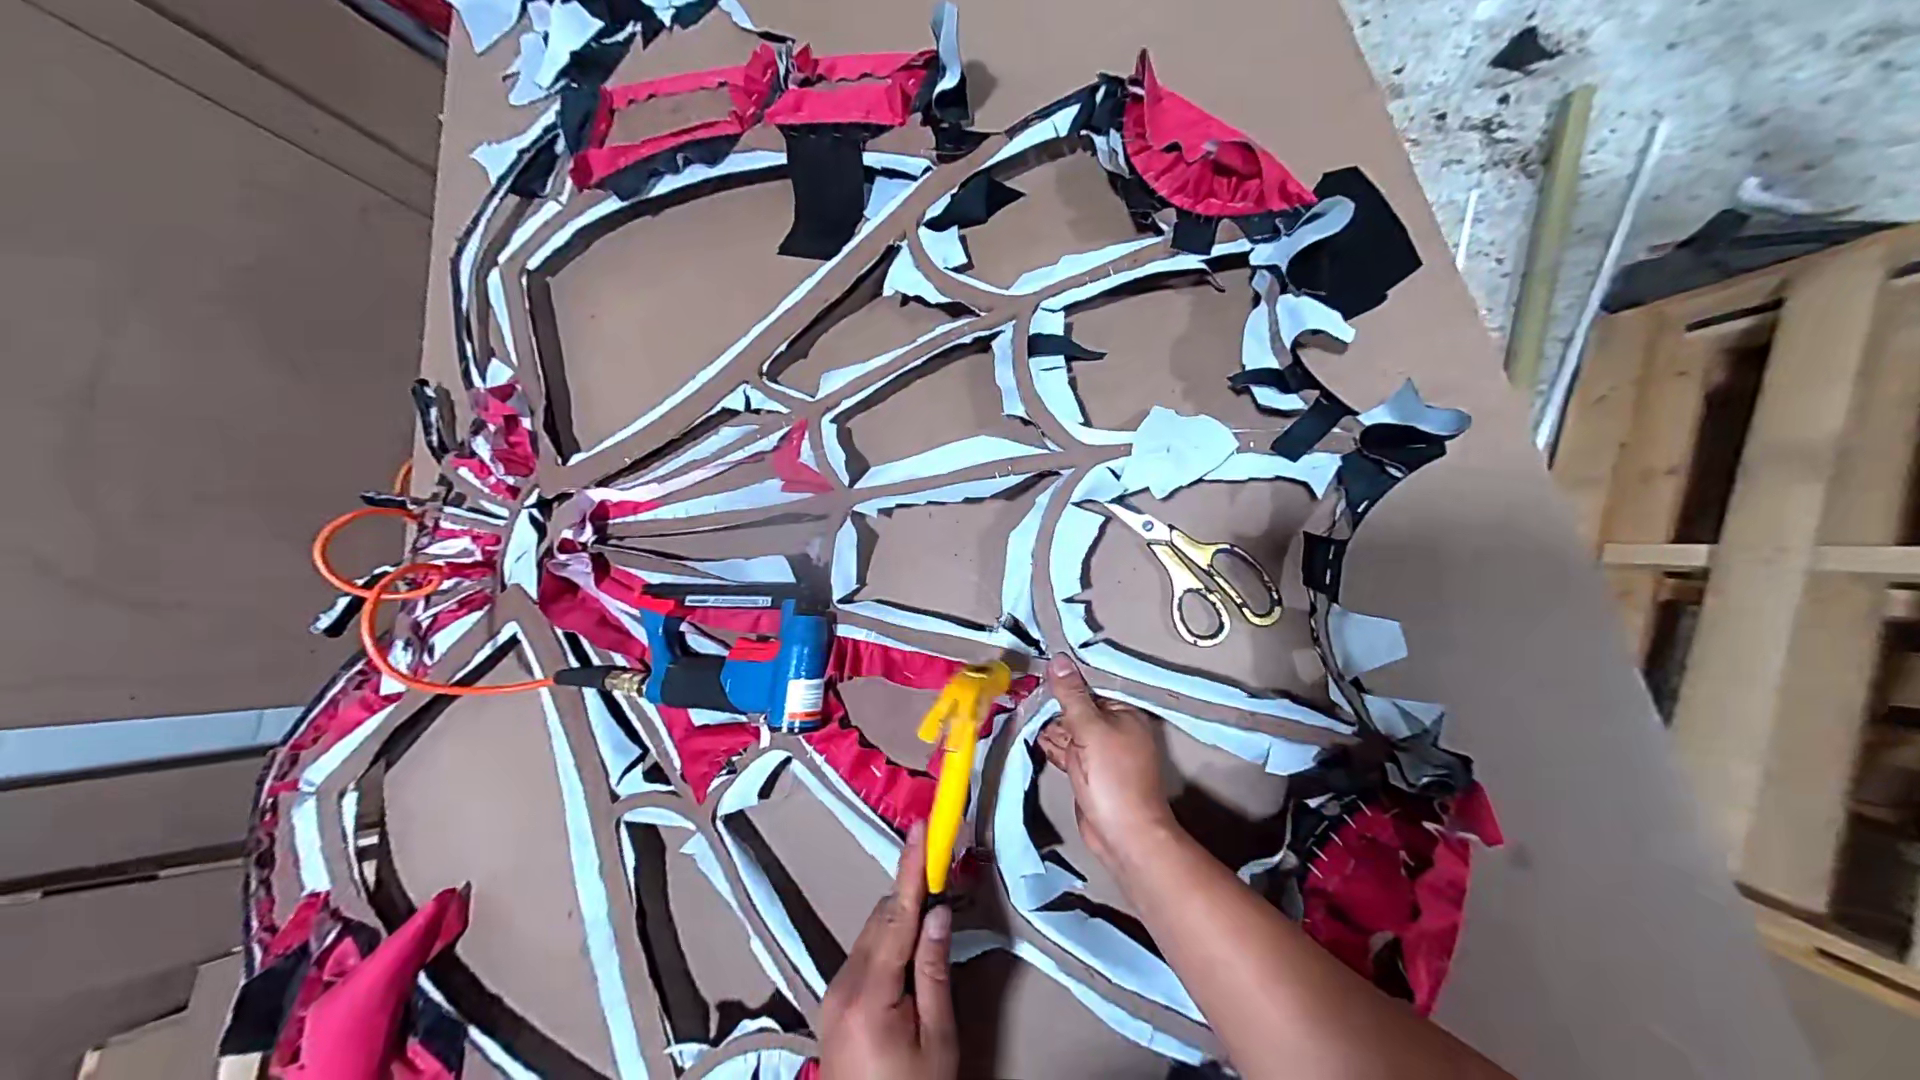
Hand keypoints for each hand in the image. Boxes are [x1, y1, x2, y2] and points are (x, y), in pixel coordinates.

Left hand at [819, 823, 957, 1079]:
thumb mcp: (936, 1040)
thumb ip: (934, 971)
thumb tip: (938, 912)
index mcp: (869, 993)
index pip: (896, 915)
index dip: (911, 867)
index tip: (922, 828)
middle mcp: (842, 983)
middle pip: (881, 919)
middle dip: (911, 893)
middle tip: (943, 873)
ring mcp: (832, 992)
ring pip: (872, 933)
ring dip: (901, 918)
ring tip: (933, 915)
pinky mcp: (833, 1001)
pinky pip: (864, 953)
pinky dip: (889, 941)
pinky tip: (910, 953)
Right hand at [1037, 653, 1179, 873]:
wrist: (1123, 835)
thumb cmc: (1114, 779)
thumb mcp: (1089, 729)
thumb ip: (1072, 695)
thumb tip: (1059, 660)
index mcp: (1123, 712)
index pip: (1090, 686)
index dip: (1064, 681)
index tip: (1038, 672)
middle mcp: (1113, 728)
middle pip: (1077, 707)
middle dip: (1053, 704)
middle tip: (1022, 693)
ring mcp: (1099, 750)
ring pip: (1069, 729)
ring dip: (1048, 724)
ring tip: (1021, 710)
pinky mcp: (1087, 770)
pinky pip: (1066, 749)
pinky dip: (1051, 744)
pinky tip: (1033, 735)